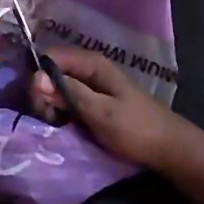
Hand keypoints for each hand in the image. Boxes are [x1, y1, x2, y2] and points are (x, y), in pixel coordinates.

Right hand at [27, 46, 184, 168]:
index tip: (37, 101)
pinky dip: (59, 110)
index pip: (51, 56)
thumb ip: (69, 93)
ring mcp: (91, 85)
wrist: (167, 147)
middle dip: (42, 91)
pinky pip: (66, 99)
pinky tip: (60, 125)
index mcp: (93, 63)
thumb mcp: (101, 112)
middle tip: (45, 116)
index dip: (39, 76)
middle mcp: (89, 69)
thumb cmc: (136, 129)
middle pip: (51, 70)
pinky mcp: (91, 101)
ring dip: (49, 103)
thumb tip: (36, 78)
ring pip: (56, 86)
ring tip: (52, 122)